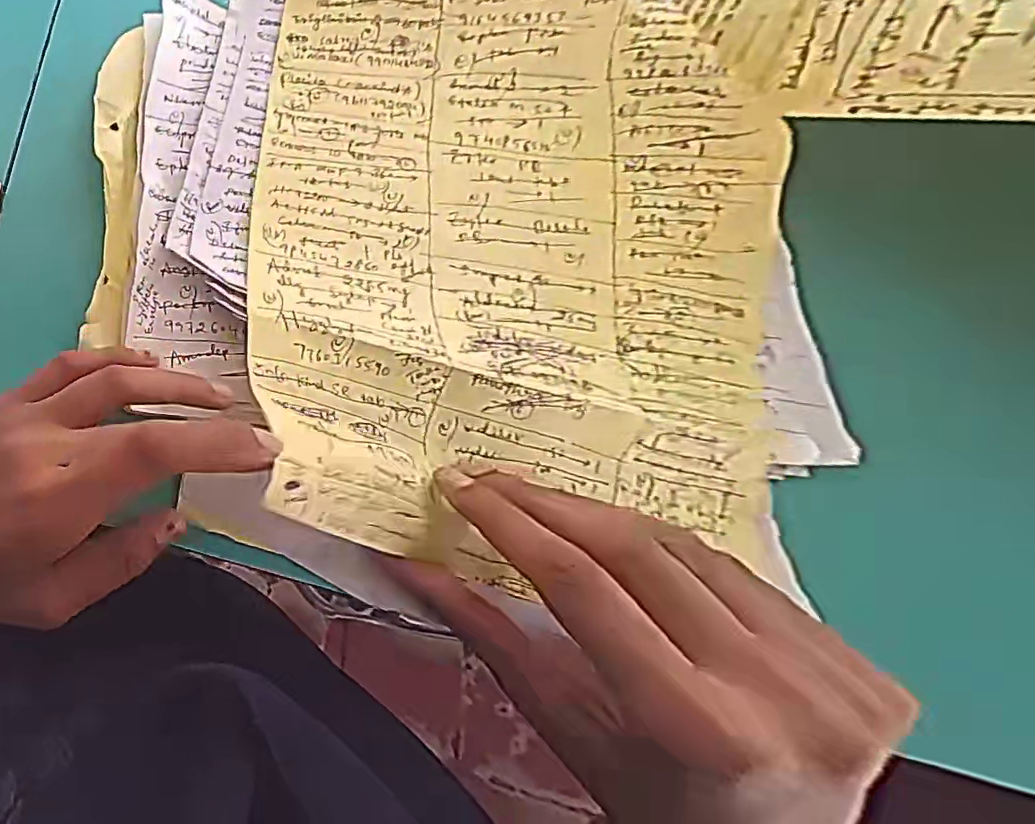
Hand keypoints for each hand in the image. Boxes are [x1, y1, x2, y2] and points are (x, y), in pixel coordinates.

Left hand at [0, 348, 281, 628]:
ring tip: (204, 389)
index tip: (260, 447)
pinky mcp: (7, 401)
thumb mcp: (57, 601)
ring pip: (104, 373)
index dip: (214, 443)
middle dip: (200, 405)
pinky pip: (64, 365)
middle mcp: (44, 440)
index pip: (152, 451)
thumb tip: (177, 515)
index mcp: (60, 494)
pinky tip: (138, 366)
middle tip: (243, 415)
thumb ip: (125, 558)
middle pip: (135, 402)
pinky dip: (109, 359)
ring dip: (162, 376)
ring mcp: (22, 412)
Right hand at [380, 469, 916, 823]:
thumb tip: (410, 567)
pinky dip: (658, 541)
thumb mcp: (562, 723)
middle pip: (631, 550)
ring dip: (596, 513)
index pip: (578, 583)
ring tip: (539, 501)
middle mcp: (775, 694)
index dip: (508, 522)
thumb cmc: (649, 797)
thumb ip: (486, 633)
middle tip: (488, 480)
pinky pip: (730, 567)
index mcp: (692, 721)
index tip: (460, 485)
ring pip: (681, 546)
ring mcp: (831, 678)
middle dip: (544, 503)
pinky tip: (616, 535)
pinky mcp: (862, 666)